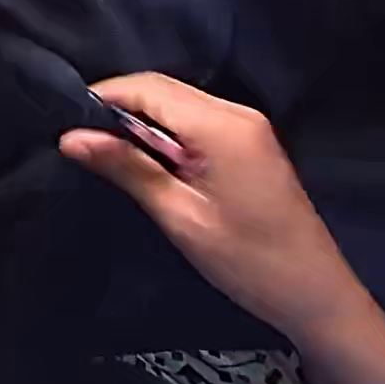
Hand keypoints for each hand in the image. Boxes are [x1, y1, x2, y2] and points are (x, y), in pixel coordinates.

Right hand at [59, 73, 367, 336]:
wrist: (317, 295)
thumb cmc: (247, 260)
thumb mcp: (179, 215)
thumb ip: (126, 167)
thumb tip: (71, 138)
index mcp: (221, 125)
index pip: (149, 88)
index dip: (105, 95)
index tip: (67, 117)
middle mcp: (235, 112)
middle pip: (163, 88)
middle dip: (119, 104)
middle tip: (82, 134)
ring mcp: (246, 124)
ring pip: (178, 101)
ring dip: (140, 117)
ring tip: (105, 145)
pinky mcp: (248, 140)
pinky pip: (195, 118)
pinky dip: (164, 128)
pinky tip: (146, 154)